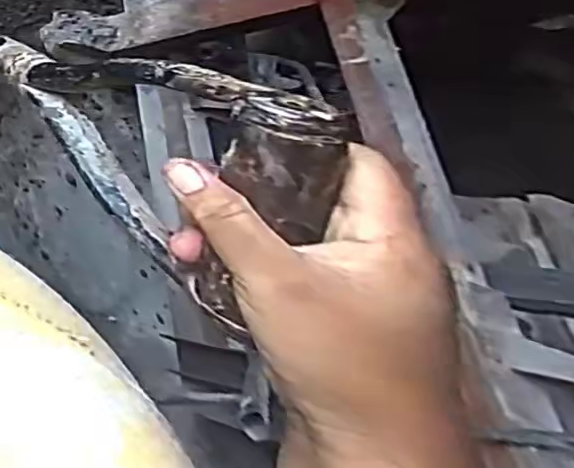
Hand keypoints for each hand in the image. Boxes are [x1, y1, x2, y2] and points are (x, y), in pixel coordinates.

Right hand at [165, 145, 475, 467]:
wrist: (370, 455)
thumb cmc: (351, 375)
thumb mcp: (270, 277)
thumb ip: (223, 218)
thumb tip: (184, 170)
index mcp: (389, 241)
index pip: (357, 161)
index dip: (308, 141)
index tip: (257, 136)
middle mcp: (381, 259)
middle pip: (305, 196)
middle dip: (243, 195)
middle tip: (204, 196)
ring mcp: (359, 287)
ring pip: (287, 233)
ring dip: (235, 232)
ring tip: (196, 242)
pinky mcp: (336, 311)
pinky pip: (284, 264)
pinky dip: (247, 262)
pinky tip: (214, 271)